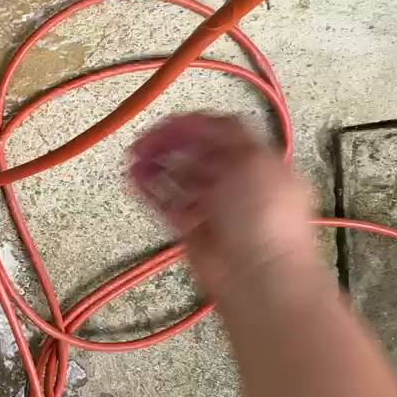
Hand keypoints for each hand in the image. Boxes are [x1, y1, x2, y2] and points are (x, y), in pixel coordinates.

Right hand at [127, 112, 317, 296]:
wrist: (258, 274)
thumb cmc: (264, 216)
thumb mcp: (254, 162)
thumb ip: (226, 136)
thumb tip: (200, 122)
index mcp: (256, 163)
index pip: (220, 134)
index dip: (192, 126)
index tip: (164, 124)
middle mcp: (234, 182)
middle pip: (195, 154)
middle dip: (168, 144)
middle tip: (141, 143)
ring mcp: (210, 206)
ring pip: (177, 178)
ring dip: (154, 165)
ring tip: (133, 160)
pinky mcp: (189, 228)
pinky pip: (165, 203)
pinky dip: (149, 190)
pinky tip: (133, 179)